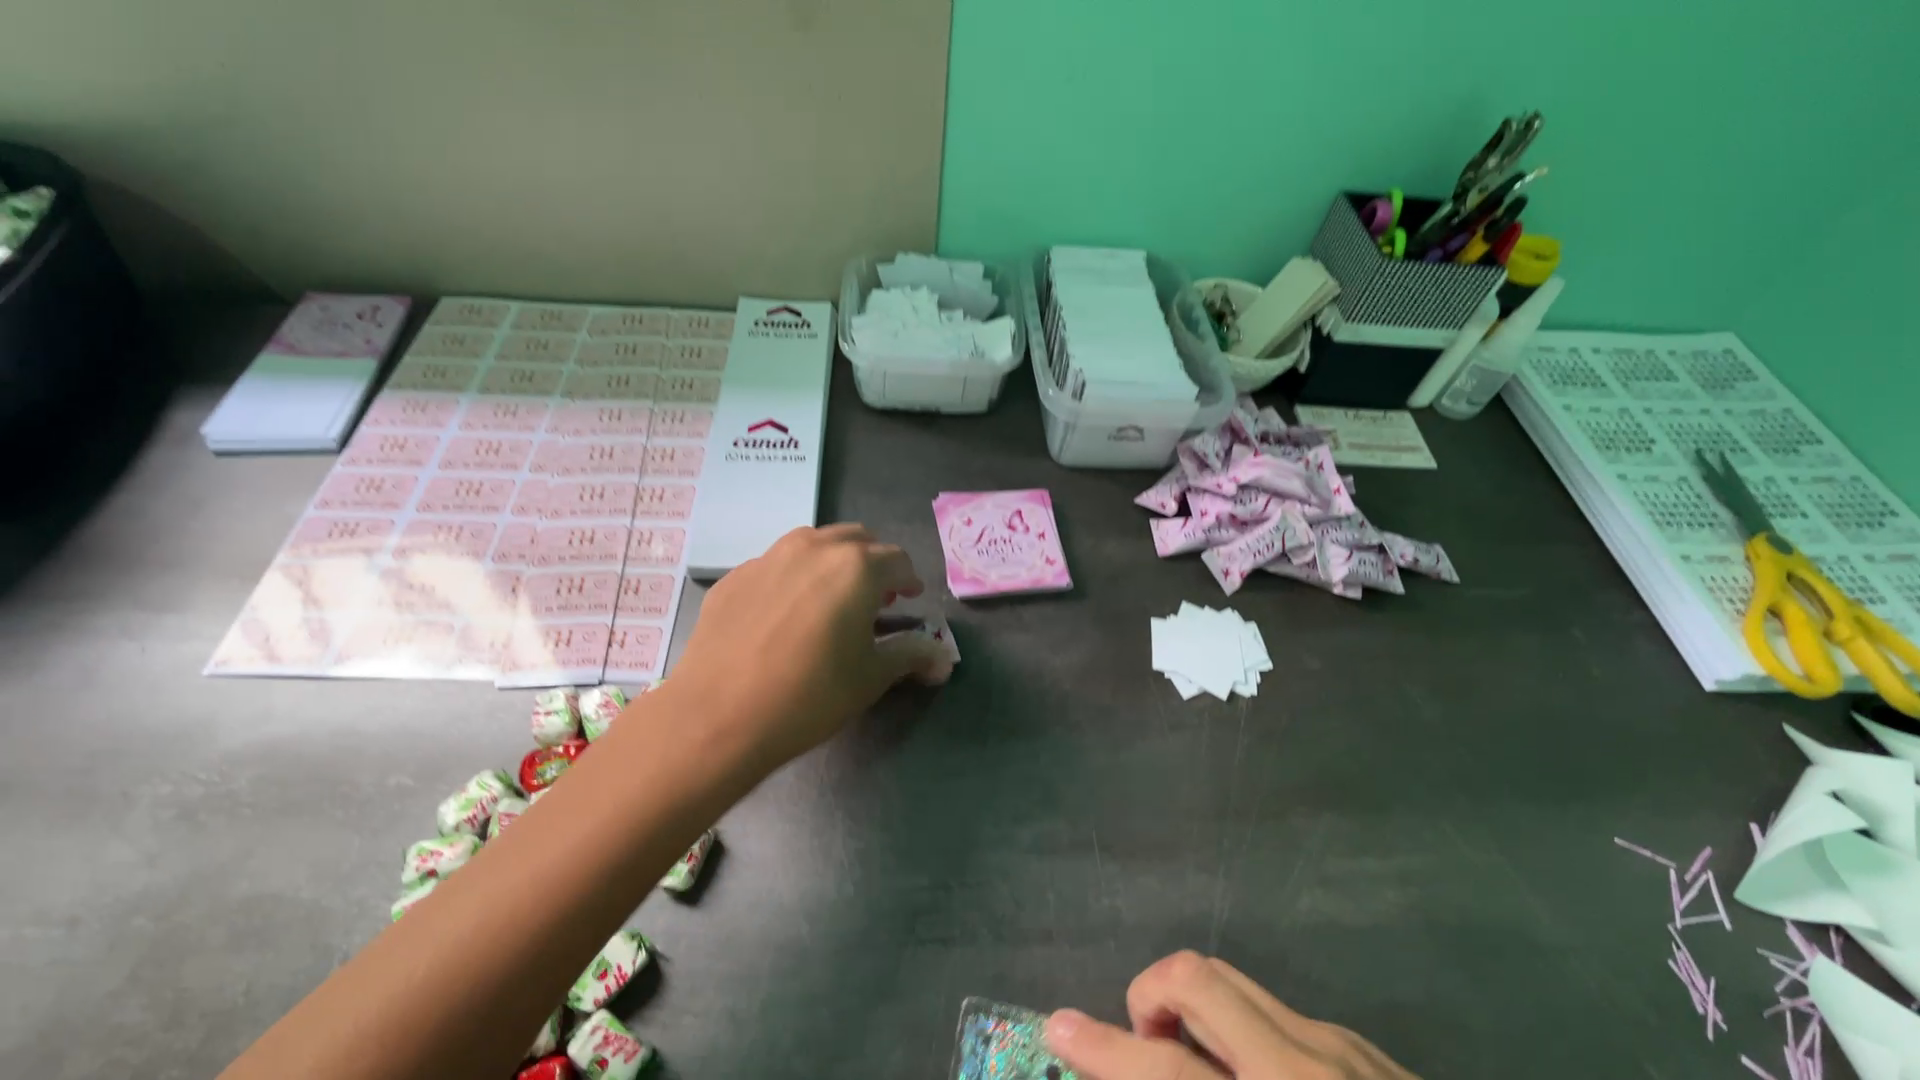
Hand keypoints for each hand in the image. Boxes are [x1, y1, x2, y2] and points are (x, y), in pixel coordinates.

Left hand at [664, 524, 953, 766]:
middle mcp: (813, 548)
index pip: (898, 560)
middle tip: (875, 598)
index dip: (910, 581)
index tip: (910, 600)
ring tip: (830, 602)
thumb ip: (911, 655)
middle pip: (855, 540)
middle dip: (872, 564)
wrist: (719, 714)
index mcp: (856, 567)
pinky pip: (774, 567)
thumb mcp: (872, 677)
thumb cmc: (811, 694)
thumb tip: (944, 659)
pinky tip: (783, 618)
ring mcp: (767, 558)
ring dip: (831, 564)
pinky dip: (791, 581)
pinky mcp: (733, 578)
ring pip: (811, 545)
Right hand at [1046, 952, 1415, 1079]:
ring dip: (1193, 1012)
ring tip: (1200, 1070)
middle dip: (1148, 1000)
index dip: (1102, 1048)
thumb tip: (1150, 1067)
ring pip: (1233, 983)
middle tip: (1150, 1055)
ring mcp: (1340, 1050)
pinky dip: (1239, 1030)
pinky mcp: (1364, 1049)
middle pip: (1196, 981)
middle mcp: (1305, 1068)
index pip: (1167, 1068)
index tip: (1058, 1028)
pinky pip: (1273, 1009)